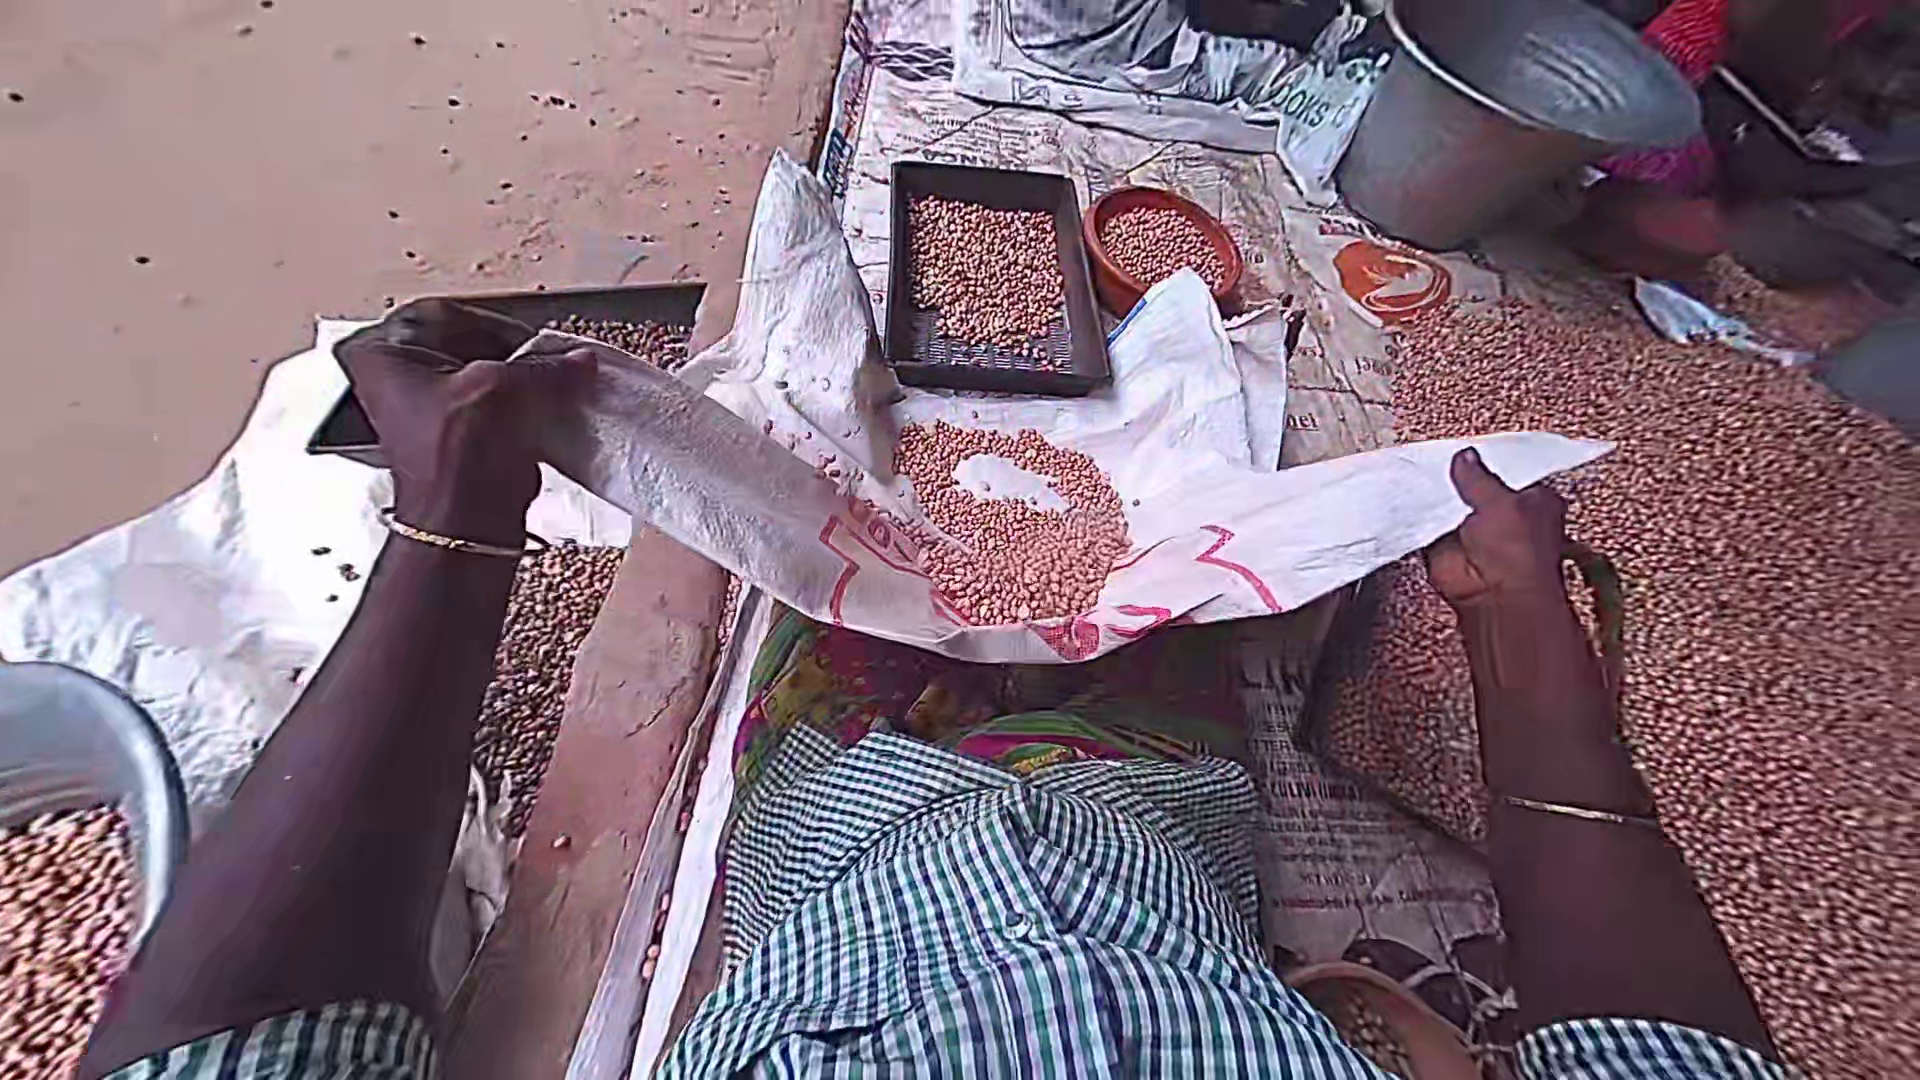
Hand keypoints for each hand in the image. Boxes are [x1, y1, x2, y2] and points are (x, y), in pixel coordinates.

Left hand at [334, 299, 594, 545]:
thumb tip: (581, 359)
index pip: (450, 315)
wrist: (469, 519)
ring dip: (528, 382)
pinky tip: (550, 412)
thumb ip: (547, 367)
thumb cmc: (459, 457)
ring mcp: (432, 406)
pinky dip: (528, 404)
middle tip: (553, 367)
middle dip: (519, 357)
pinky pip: (501, 403)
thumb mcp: (503, 390)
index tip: (541, 344)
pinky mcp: (463, 432)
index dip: (501, 327)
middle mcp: (399, 376)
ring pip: (491, 375)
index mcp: (382, 353)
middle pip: (473, 345)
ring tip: (554, 392)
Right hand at [1424, 447, 1567, 612]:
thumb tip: (1465, 456)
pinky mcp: (1439, 542)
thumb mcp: (1501, 502)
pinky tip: (1405, 498)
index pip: (1505, 472)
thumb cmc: (1515, 552)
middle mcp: (1499, 514)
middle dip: (1452, 476)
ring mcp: (1467, 529)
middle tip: (1433, 457)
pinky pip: (1423, 522)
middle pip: (1470, 486)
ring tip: (1415, 473)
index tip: (1463, 448)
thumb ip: (1479, 478)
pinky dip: (1414, 514)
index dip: (1484, 460)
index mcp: (1528, 500)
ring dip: (1432, 495)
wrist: (1490, 592)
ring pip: (1445, 503)